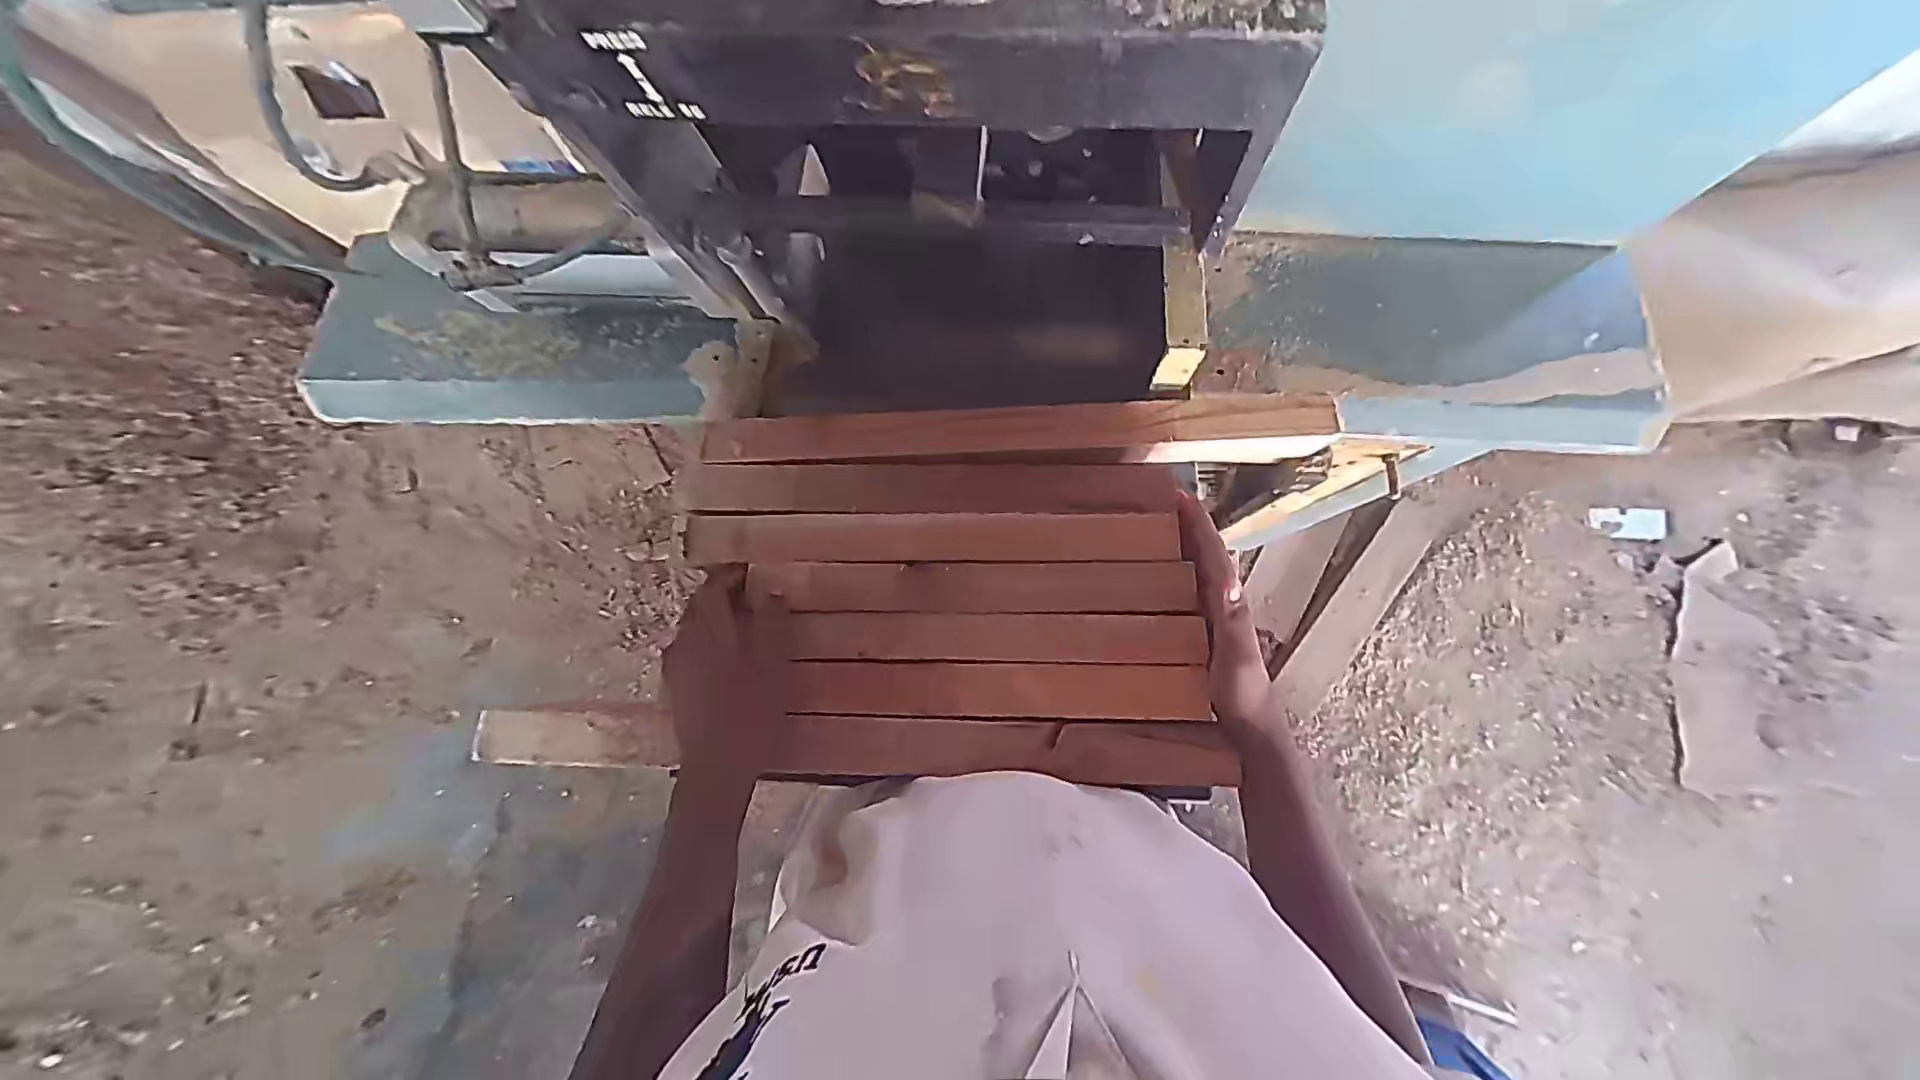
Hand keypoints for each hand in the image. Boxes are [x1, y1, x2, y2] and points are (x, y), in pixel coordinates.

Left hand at [662, 567, 793, 781]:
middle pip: (698, 605)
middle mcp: (686, 642)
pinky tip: (722, 654)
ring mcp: (677, 665)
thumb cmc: (751, 715)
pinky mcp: (675, 685)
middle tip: (750, 594)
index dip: (731, 575)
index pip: (713, 589)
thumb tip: (771, 592)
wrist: (716, 767)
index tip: (752, 572)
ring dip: (713, 616)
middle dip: (721, 594)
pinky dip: (705, 639)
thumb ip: (772, 626)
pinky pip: (688, 647)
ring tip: (741, 621)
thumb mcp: (774, 668)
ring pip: (691, 626)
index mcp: (711, 633)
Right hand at [1175, 492, 1284, 746]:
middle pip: (1202, 553)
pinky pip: (1181, 592)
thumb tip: (1225, 580)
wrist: (1247, 726)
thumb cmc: (1243, 694)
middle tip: (1158, 501)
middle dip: (1185, 524)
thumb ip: (1233, 622)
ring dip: (1177, 544)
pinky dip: (1169, 573)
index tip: (1179, 495)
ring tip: (1150, 526)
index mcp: (1228, 601)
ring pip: (1192, 570)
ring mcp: (1208, 616)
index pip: (1213, 553)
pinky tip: (1151, 575)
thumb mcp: (1239, 658)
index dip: (1197, 523)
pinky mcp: (1196, 631)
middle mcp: (1219, 601)